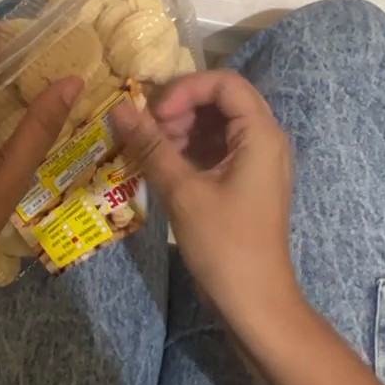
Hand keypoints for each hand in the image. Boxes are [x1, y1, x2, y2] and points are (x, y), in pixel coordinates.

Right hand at [111, 70, 301, 325]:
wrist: (254, 301)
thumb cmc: (224, 244)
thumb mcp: (182, 191)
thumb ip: (150, 146)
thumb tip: (119, 109)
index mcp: (261, 134)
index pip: (224, 83)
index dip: (184, 89)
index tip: (153, 113)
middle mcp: (265, 140)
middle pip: (221, 100)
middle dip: (180, 108)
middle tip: (147, 132)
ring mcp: (256, 162)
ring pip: (216, 125)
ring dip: (181, 129)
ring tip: (151, 150)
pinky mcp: (245, 182)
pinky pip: (216, 149)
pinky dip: (189, 150)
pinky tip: (162, 165)